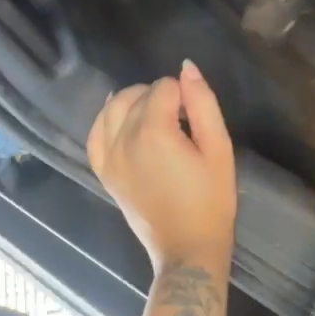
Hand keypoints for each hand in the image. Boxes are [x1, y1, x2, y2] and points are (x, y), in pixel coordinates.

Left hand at [87, 60, 237, 274]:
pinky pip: (95, 134)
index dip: (184, 95)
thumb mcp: (219, 149)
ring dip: (133, 102)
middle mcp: (124, 139)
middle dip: (159, 96)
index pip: (164, 88)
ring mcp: (109, 157)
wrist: (187, 248)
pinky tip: (120, 118)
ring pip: (112, 109)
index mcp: (154, 131)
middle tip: (183, 119)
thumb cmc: (211, 200)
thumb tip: (186, 67)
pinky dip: (106, 120)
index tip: (196, 118)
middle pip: (137, 95)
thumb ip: (203, 104)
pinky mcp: (104, 172)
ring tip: (156, 116)